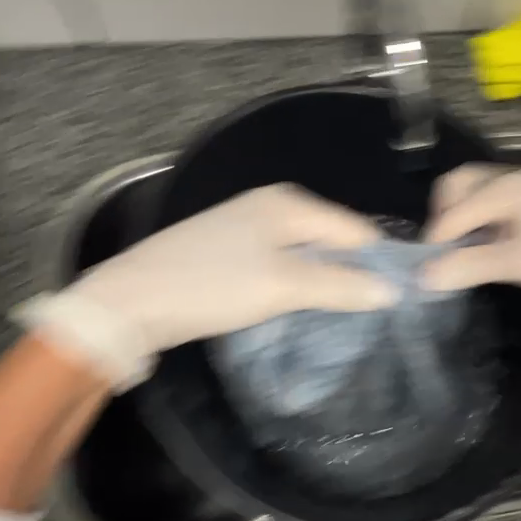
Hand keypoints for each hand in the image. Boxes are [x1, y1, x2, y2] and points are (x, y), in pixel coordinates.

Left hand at [17, 184, 395, 388]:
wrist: (126, 304)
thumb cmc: (210, 286)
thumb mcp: (282, 286)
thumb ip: (340, 285)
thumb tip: (393, 292)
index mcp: (290, 202)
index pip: (357, 230)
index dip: (378, 265)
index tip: (395, 303)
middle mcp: (273, 206)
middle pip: (334, 241)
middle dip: (352, 274)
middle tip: (368, 316)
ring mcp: (249, 228)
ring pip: (309, 256)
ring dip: (325, 283)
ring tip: (338, 317)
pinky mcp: (233, 252)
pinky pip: (284, 265)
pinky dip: (297, 286)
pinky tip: (297, 309)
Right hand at [421, 165, 520, 300]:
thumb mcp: (519, 263)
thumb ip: (470, 266)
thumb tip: (424, 277)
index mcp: (506, 186)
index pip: (452, 210)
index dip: (435, 242)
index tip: (428, 272)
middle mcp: (512, 176)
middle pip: (459, 185)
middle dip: (445, 216)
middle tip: (445, 253)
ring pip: (477, 191)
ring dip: (463, 217)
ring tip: (466, 252)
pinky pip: (494, 200)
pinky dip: (482, 219)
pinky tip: (491, 247)